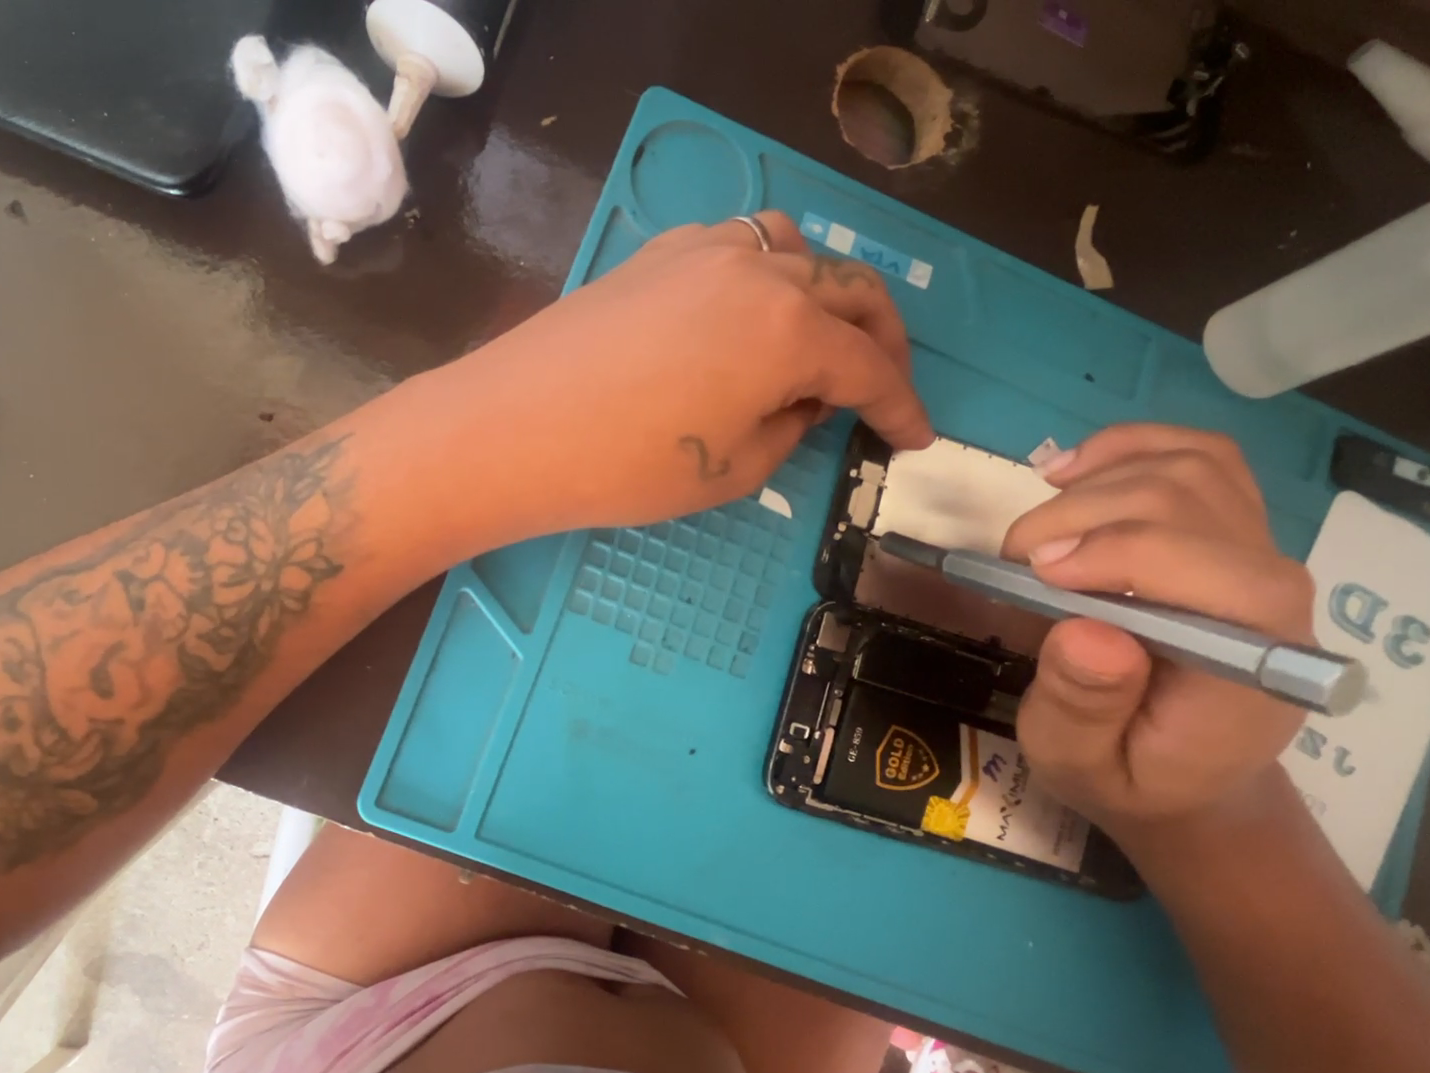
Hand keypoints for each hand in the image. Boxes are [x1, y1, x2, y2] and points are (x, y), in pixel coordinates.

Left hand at [419, 211, 933, 534]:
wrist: (512, 429)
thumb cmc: (626, 467)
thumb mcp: (732, 470)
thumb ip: (790, 428)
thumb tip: (805, 401)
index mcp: (789, 330)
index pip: (869, 367)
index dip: (902, 407)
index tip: (917, 437)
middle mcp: (759, 271)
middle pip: (849, 291)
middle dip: (880, 342)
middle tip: (882, 388)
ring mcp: (703, 250)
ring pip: (796, 252)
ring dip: (824, 296)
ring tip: (819, 342)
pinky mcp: (657, 252)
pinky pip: (736, 246)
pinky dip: (765, 276)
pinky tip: (748, 315)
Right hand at [999, 425, 1314, 836]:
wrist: (1188, 773)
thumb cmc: (1131, 773)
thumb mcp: (1082, 765)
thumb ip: (1085, 709)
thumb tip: (1085, 629)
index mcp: (1253, 663)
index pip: (1219, 574)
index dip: (1123, 553)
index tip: (1031, 572)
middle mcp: (1274, 595)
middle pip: (1188, 502)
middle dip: (1080, 516)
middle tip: (1010, 562)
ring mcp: (1259, 553)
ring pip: (1188, 467)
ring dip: (1095, 480)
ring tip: (1035, 528)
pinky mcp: (1231, 531)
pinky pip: (1199, 457)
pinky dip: (1130, 447)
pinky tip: (1073, 473)